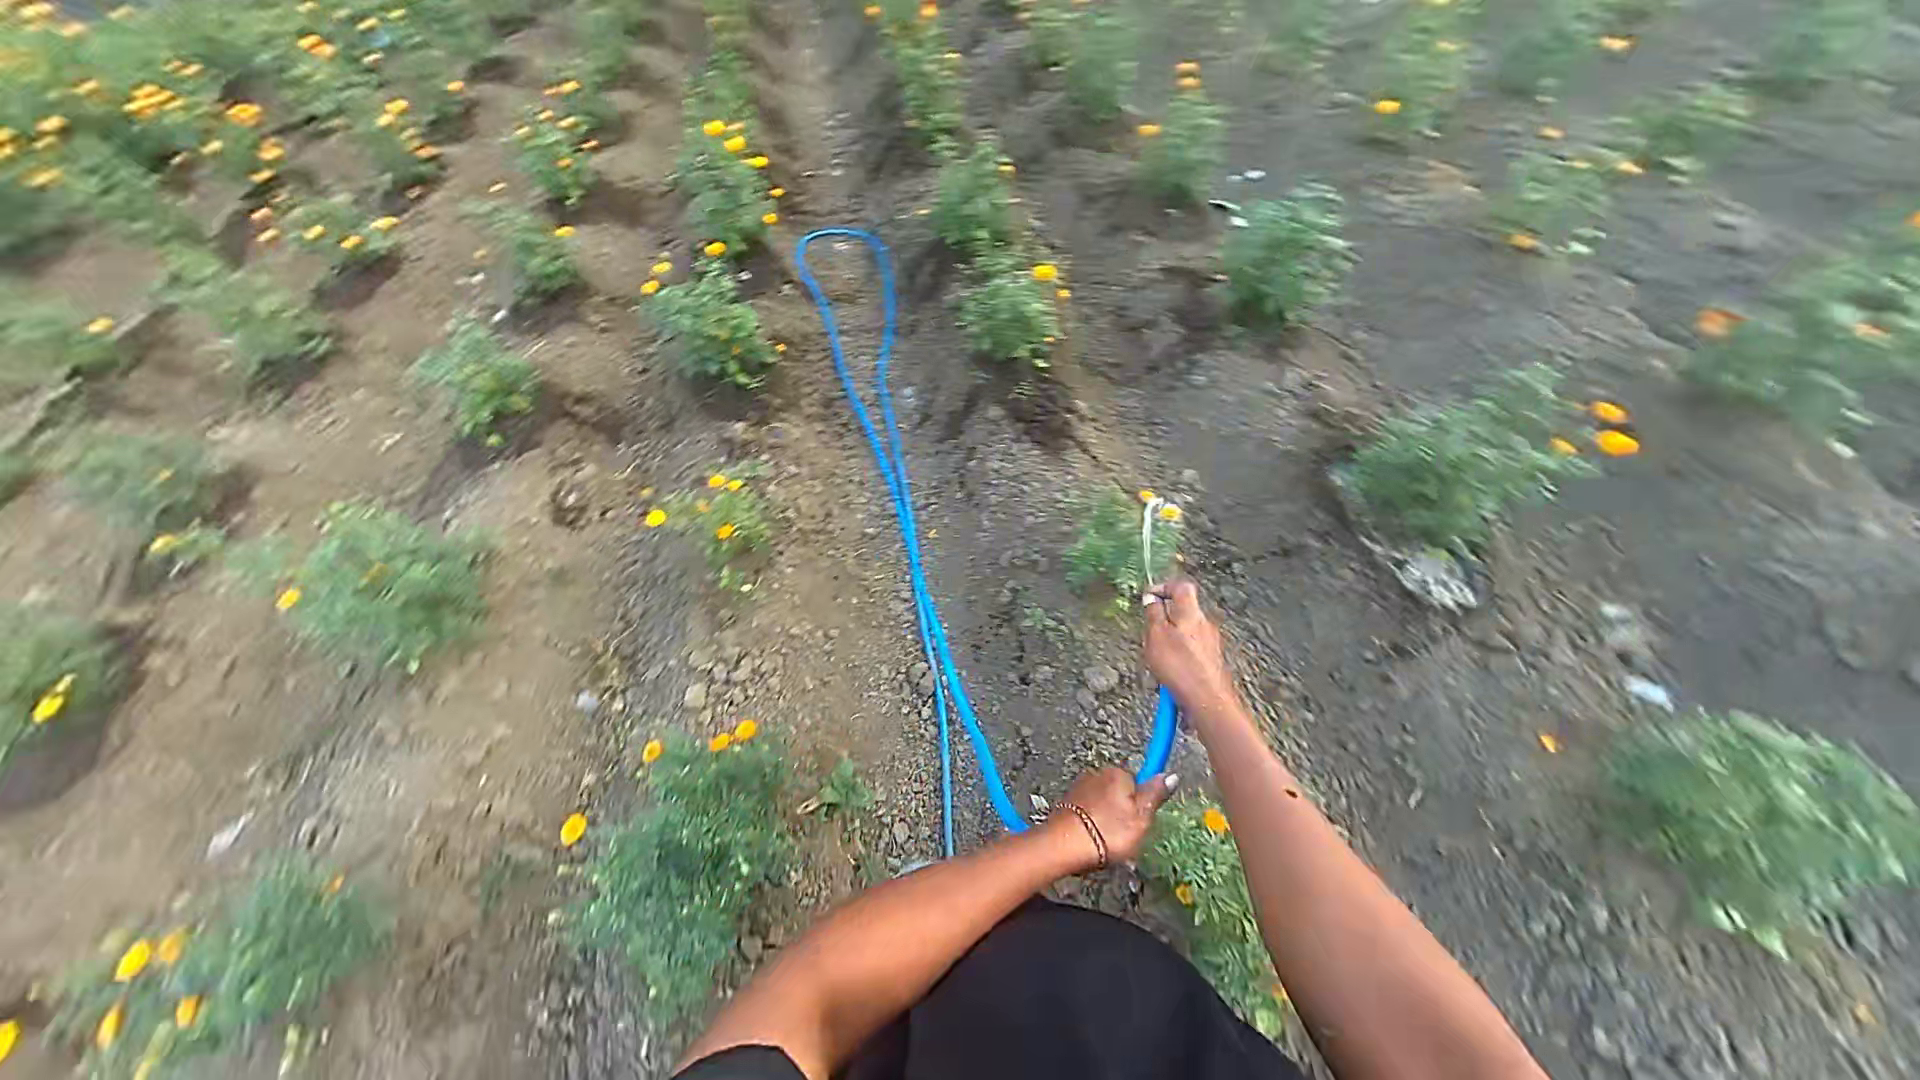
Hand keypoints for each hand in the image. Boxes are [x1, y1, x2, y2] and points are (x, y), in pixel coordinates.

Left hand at [1052, 767, 1178, 869]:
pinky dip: (1092, 824)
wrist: (1064, 845)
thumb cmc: (1108, 832)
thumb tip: (1171, 775)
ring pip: (1103, 804)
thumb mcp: (1141, 817)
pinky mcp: (1067, 803)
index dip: (1141, 804)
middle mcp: (1096, 773)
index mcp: (1117, 773)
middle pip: (1120, 793)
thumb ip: (1155, 795)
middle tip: (1125, 836)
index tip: (1138, 822)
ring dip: (1107, 820)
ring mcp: (1079, 787)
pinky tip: (1092, 840)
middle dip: (1123, 813)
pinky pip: (1088, 812)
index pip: (1138, 782)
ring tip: (1106, 842)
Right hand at [1144, 580, 1235, 713]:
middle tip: (1150, 634)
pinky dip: (1178, 657)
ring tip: (1159, 659)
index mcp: (1191, 612)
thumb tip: (1151, 598)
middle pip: (1182, 610)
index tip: (1148, 598)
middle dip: (1163, 619)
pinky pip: (1190, 651)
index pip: (1181, 586)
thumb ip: (1153, 613)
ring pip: (1185, 632)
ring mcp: (1210, 642)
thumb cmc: (1180, 667)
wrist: (1207, 700)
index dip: (1163, 587)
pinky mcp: (1211, 660)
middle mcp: (1204, 623)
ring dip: (1170, 640)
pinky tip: (1171, 673)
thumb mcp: (1155, 635)